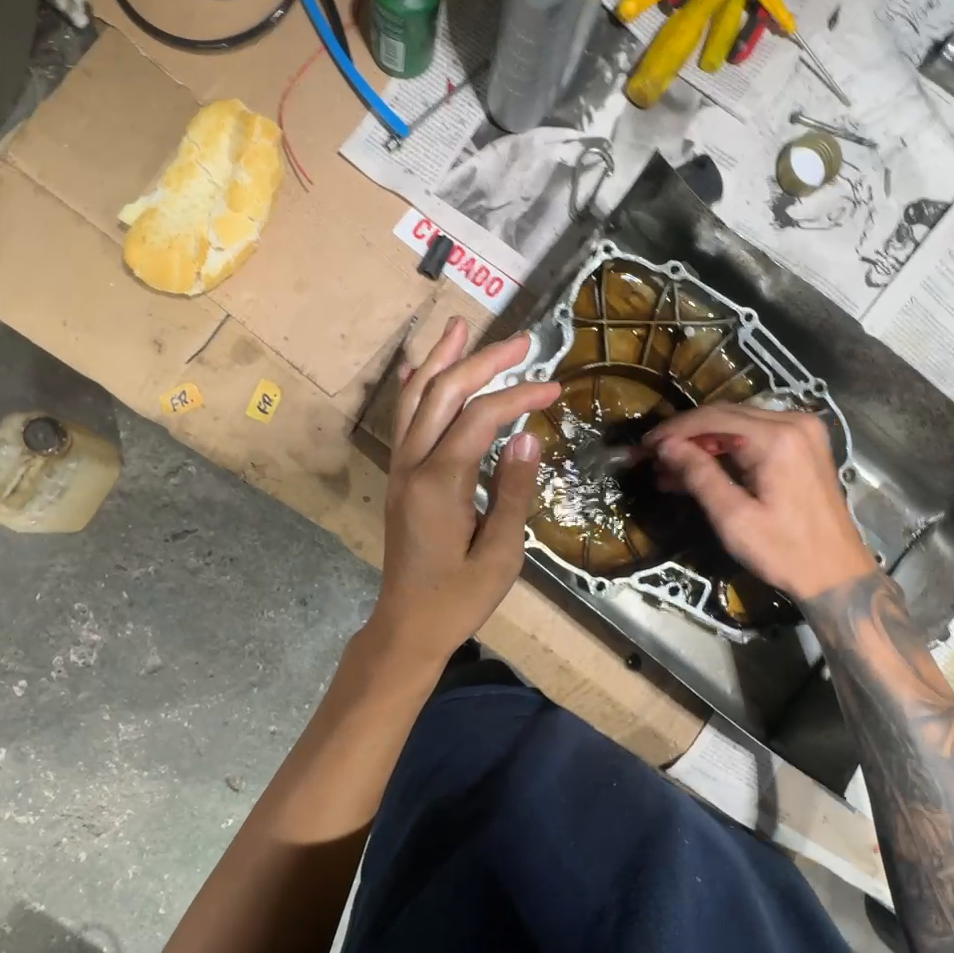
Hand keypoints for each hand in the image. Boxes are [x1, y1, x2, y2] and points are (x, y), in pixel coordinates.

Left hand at [370, 319, 560, 658]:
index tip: (554, 390)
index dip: (519, 398)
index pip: (481, 419)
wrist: (408, 624)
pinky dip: (413, 390)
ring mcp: (400, 470)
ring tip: (459, 327)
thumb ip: (513, 492)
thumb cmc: (458, 598)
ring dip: (439, 361)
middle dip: (482, 362)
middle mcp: (413, 465)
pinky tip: (418, 370)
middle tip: (521, 341)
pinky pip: (402, 422)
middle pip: (443, 394)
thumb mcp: (500, 554)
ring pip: (415, 400)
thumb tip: (527, 437)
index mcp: (440, 483)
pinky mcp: (399, 479)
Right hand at [646, 404, 875, 600]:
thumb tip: (665, 446)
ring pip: (737, 423)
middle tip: (650, 456)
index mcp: (777, 439)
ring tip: (668, 468)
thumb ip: (698, 475)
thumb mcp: (733, 518)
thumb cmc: (784, 552)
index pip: (712, 419)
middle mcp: (794, 422)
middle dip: (684, 435)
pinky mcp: (804, 444)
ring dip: (702, 443)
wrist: (835, 573)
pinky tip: (699, 468)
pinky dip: (725, 449)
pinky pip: (754, 435)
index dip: (673, 432)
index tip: (643, 448)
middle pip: (725, 415)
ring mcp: (803, 431)